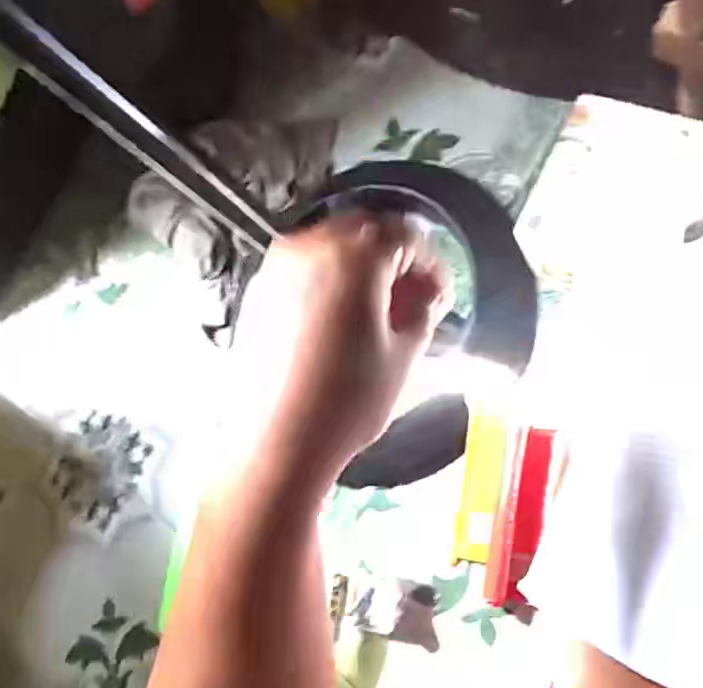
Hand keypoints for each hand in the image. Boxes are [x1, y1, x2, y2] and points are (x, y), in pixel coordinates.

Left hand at [232, 213, 449, 484]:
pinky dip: (336, 286)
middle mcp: (308, 249)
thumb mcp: (404, 356)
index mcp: (352, 259)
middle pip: (365, 233)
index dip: (432, 262)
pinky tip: (350, 326)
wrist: (281, 439)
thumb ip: (422, 312)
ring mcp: (278, 269)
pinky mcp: (260, 294)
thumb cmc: (347, 401)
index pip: (404, 234)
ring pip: (334, 251)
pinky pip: (309, 273)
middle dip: (398, 262)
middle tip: (419, 301)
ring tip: (386, 317)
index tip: (442, 293)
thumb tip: (428, 295)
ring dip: (366, 273)